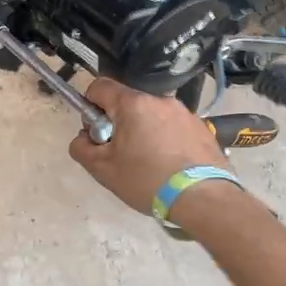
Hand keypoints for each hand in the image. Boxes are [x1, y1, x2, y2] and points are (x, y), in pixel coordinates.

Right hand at [69, 77, 228, 215]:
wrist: (205, 200)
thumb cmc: (147, 180)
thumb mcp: (102, 169)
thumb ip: (81, 147)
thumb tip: (84, 137)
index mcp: (132, 104)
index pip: (99, 86)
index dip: (90, 106)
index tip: (97, 132)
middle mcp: (159, 100)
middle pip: (126, 103)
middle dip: (118, 122)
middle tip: (122, 153)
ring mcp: (184, 112)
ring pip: (151, 115)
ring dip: (143, 130)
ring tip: (150, 162)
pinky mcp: (202, 128)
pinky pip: (173, 126)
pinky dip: (166, 139)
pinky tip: (171, 165)